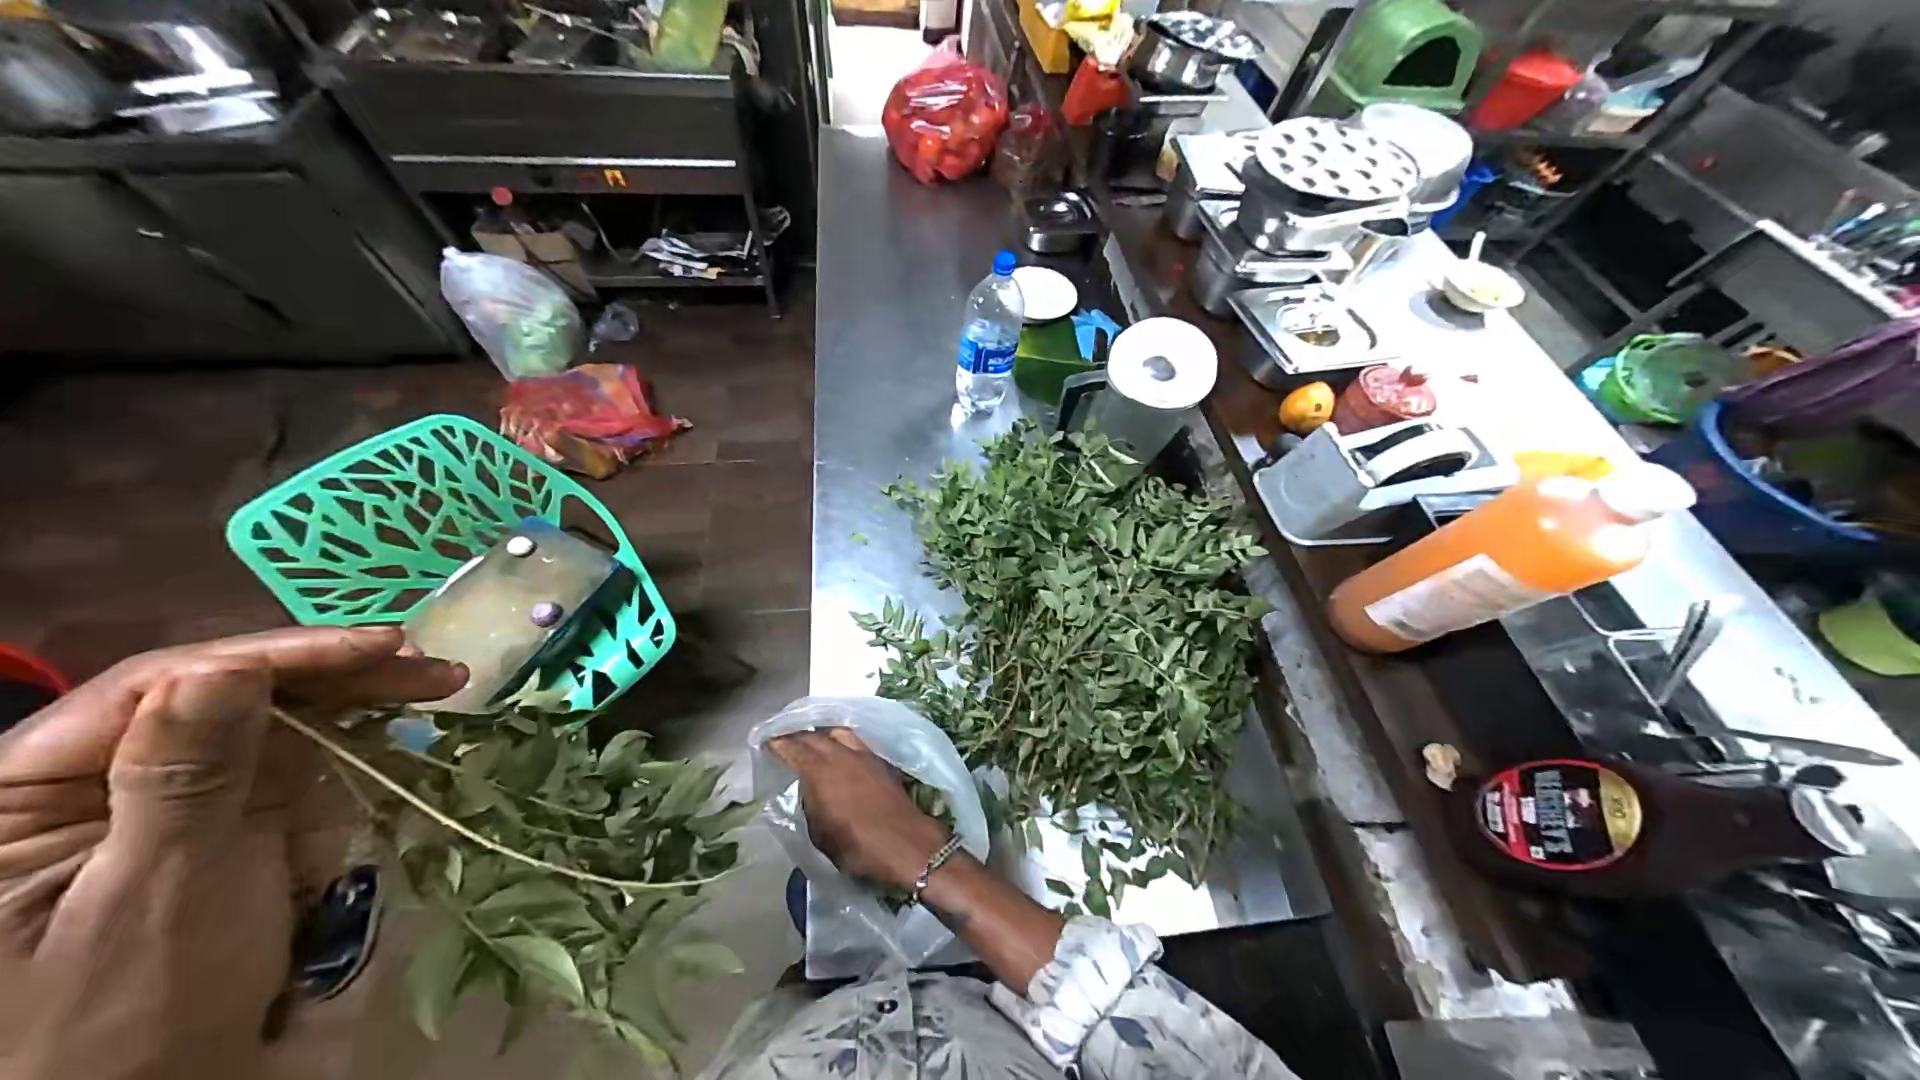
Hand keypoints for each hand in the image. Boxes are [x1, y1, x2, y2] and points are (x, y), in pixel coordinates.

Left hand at [0, 627, 466, 1079]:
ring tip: (439, 681)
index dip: (276, 655)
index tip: (378, 646)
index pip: (158, 687)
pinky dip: (363, 734)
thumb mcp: (158, 892)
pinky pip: (307, 753)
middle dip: (337, 674)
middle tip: (430, 665)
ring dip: (363, 696)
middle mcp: (108, 777)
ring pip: (282, 713)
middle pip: (234, 691)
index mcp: (30, 794)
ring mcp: (185, 792)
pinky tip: (404, 719)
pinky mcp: (244, 811)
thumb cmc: (130, 1013)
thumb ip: (183, 774)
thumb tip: (226, 667)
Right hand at [769, 729, 947, 889]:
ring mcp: (863, 754)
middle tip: (784, 739)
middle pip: (814, 736)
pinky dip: (841, 739)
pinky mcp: (879, 760)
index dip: (779, 744)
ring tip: (811, 740)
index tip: (768, 742)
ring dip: (820, 734)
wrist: (904, 842)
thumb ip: (810, 804)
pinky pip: (854, 739)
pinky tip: (839, 748)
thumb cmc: (857, 846)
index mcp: (820, 771)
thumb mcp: (820, 833)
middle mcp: (840, 755)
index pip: (794, 749)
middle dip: (796, 736)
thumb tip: (809, 790)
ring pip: (837, 732)